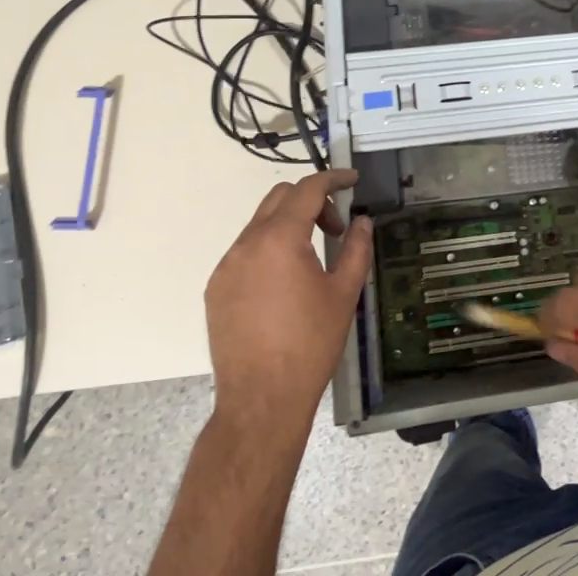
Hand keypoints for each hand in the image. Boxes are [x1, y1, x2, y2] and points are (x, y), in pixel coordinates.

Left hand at [205, 169, 370, 420]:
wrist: (262, 398)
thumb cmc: (310, 345)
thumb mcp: (344, 294)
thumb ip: (355, 249)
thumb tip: (361, 223)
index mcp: (280, 239)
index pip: (307, 189)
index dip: (333, 178)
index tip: (352, 180)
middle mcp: (246, 244)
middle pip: (279, 198)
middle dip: (311, 202)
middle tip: (335, 229)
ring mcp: (225, 266)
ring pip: (259, 225)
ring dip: (288, 226)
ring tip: (312, 260)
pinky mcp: (216, 289)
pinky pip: (244, 252)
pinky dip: (268, 250)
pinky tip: (285, 285)